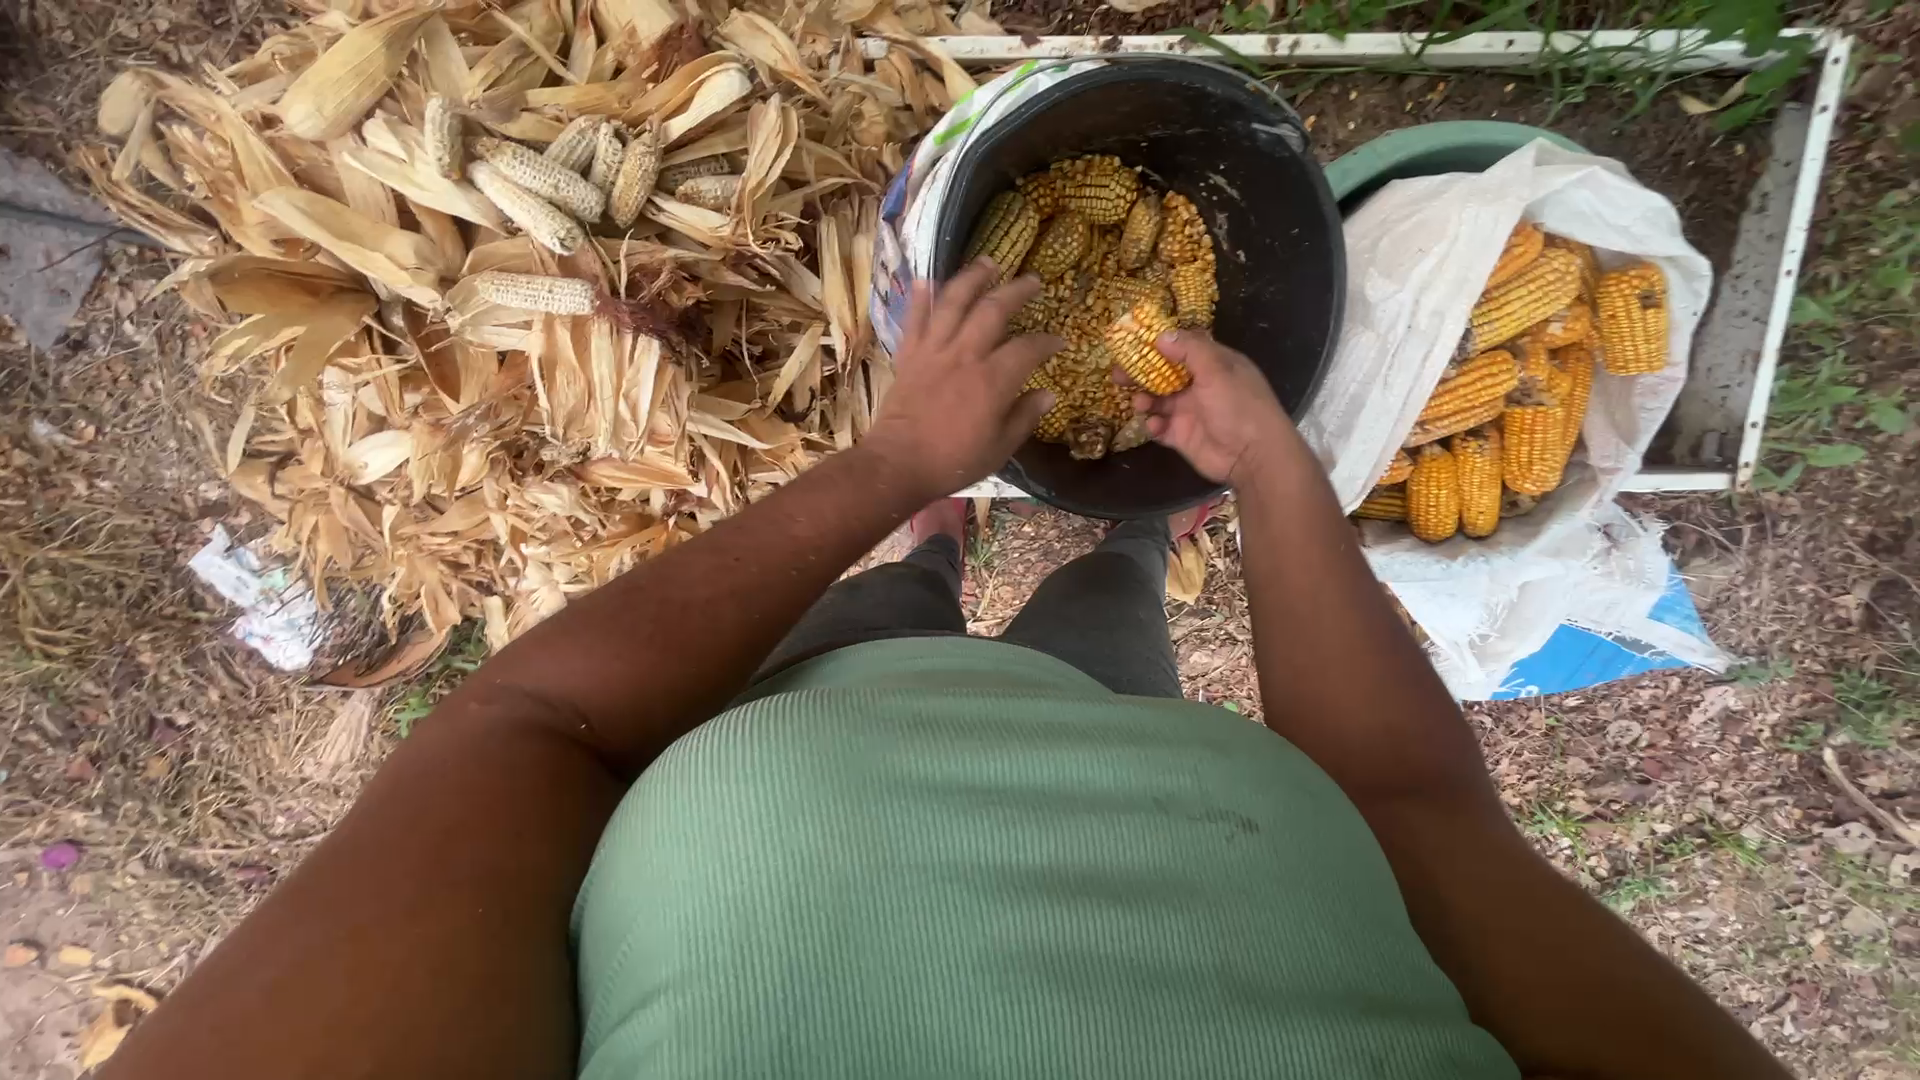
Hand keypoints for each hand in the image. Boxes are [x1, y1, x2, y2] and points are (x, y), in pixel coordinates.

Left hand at [862, 258, 1062, 500]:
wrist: (899, 464)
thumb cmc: (954, 462)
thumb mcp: (1000, 448)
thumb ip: (1024, 417)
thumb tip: (1049, 395)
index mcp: (992, 381)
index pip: (1028, 349)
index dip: (1047, 342)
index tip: (1059, 341)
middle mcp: (965, 355)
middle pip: (994, 310)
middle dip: (1017, 291)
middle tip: (1034, 281)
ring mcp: (933, 351)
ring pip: (954, 301)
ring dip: (973, 278)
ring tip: (988, 262)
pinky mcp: (909, 356)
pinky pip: (915, 318)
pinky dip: (921, 297)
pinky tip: (928, 279)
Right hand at [1129, 330, 1294, 486]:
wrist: (1252, 455)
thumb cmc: (1239, 406)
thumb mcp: (1217, 370)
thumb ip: (1190, 350)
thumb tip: (1161, 335)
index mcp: (1213, 365)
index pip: (1182, 348)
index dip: (1158, 345)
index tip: (1133, 344)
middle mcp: (1200, 386)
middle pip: (1163, 375)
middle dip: (1140, 374)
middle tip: (1118, 375)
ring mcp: (1190, 412)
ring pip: (1158, 401)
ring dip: (1145, 400)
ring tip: (1140, 404)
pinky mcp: (1182, 436)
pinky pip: (1160, 428)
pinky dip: (1153, 425)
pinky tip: (1155, 426)